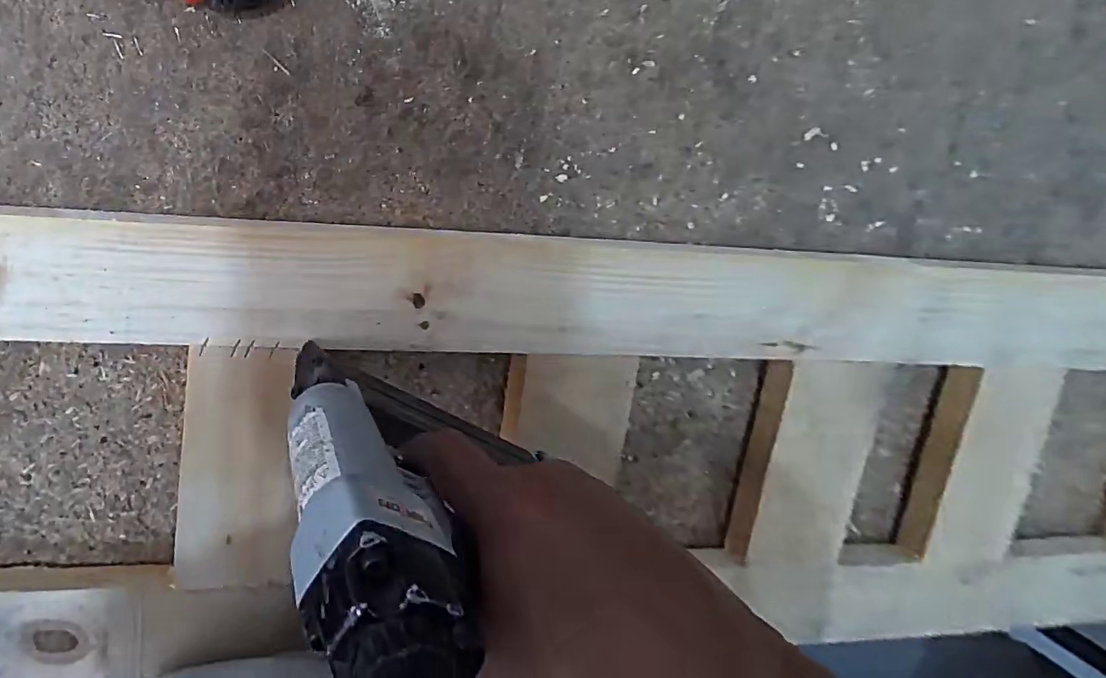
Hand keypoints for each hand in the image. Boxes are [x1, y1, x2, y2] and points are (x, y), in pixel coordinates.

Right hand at [405, 431, 825, 677]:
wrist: (721, 677)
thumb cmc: (599, 668)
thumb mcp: (506, 670)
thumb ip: (451, 652)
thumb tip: (411, 652)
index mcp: (508, 507)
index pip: (439, 451)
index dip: (406, 459)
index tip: (384, 487)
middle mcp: (547, 481)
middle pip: (480, 485)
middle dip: (457, 525)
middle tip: (446, 578)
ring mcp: (592, 494)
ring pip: (524, 503)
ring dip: (506, 538)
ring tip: (509, 601)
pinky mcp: (626, 515)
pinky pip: (565, 516)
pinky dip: (548, 544)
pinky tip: (566, 604)